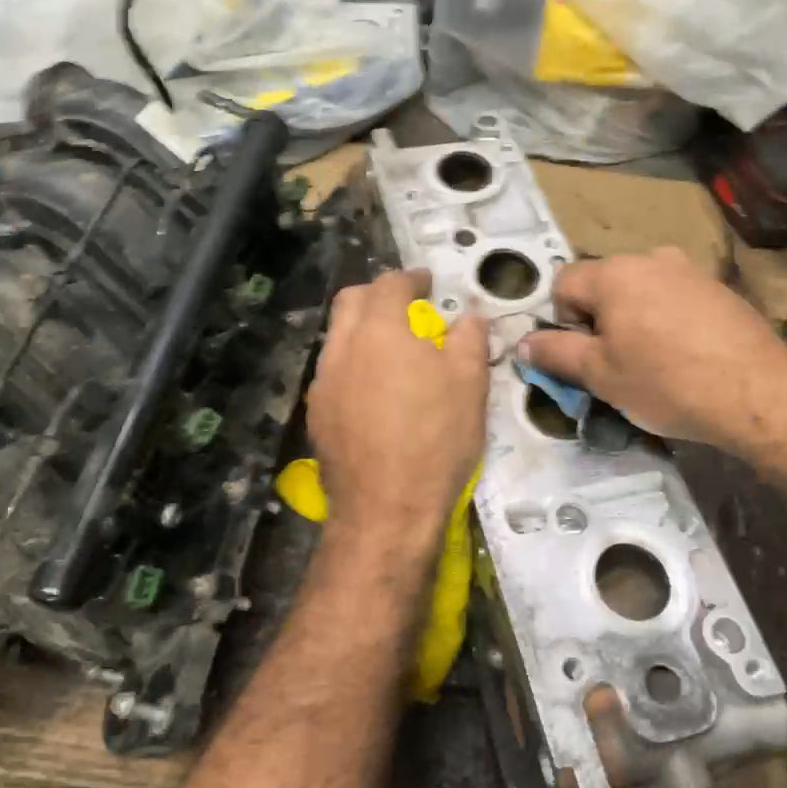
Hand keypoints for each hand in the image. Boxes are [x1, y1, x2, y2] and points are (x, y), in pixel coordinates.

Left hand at [307, 270, 489, 551]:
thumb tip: (468, 316)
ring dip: (361, 330)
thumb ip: (469, 340)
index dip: (411, 278)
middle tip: (406, 307)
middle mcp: (343, 346)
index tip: (428, 283)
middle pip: (350, 301)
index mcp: (380, 330)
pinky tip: (374, 390)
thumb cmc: (435, 441)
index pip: (390, 285)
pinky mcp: (316, 413)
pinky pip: (333, 372)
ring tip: (391, 351)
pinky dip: (353, 364)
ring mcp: (324, 381)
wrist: (386, 509)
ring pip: (337, 337)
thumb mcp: (469, 386)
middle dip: (377, 295)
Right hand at [519, 247, 786, 450]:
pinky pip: (674, 298)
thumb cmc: (668, 383)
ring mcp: (689, 270)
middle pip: (603, 284)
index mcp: (613, 273)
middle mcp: (650, 258)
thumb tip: (523, 344)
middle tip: (617, 363)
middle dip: (599, 319)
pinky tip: (686, 356)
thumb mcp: (601, 375)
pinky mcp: (719, 288)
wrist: (761, 393)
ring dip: (634, 319)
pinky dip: (668, 321)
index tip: (585, 356)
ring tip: (654, 361)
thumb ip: (555, 353)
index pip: (562, 284)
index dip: (562, 322)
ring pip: (640, 291)